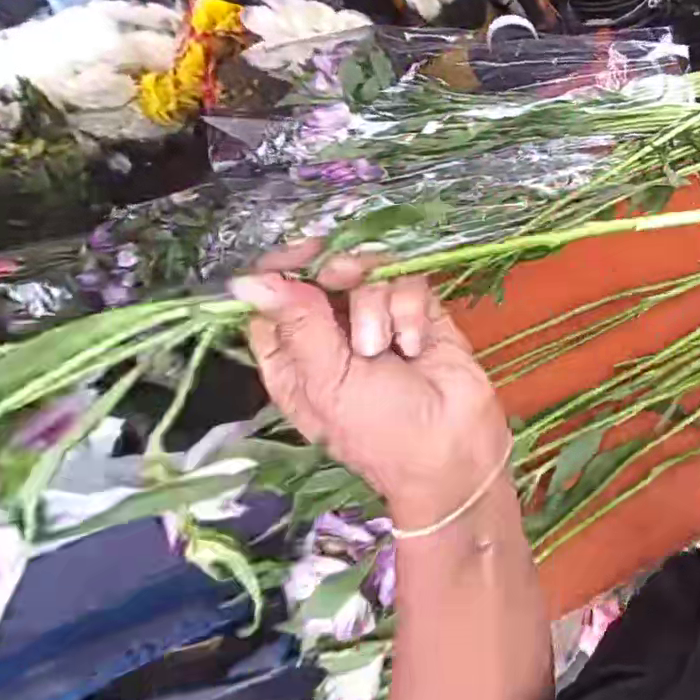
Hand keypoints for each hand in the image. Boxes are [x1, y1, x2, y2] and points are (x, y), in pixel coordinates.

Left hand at [230, 242, 510, 529]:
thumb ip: (296, 323)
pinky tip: (415, 342)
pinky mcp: (420, 311)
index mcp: (295, 354)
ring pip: (371, 272)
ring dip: (380, 304)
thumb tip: (246, 280)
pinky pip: (410, 281)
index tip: (303, 255)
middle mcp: (333, 331)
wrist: (453, 444)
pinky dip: (412, 308)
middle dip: (338, 274)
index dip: (284, 270)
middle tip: (347, 279)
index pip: (274, 297)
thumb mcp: (328, 381)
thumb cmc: (379, 428)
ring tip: (390, 345)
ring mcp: (380, 317)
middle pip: (324, 273)